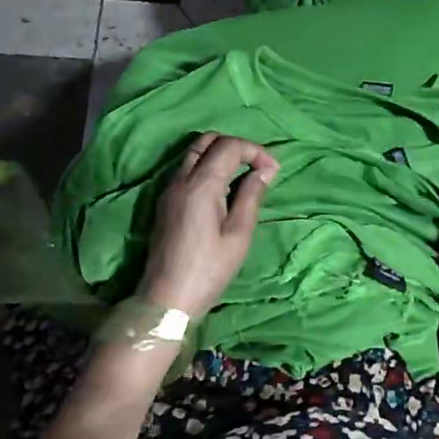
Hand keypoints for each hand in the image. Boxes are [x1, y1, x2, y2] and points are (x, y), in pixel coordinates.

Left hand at [137, 133, 279, 319]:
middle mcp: (181, 179)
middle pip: (208, 141)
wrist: (167, 298)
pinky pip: (186, 170)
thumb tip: (264, 170)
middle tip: (256, 168)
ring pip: (194, 153)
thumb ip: (251, 196)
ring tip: (242, 177)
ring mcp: (169, 190)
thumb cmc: (209, 270)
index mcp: (201, 185)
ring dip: (219, 155)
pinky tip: (222, 191)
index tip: (273, 171)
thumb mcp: (239, 235)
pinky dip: (206, 167)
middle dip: (235, 146)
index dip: (255, 151)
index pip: (229, 146)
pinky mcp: (165, 203)